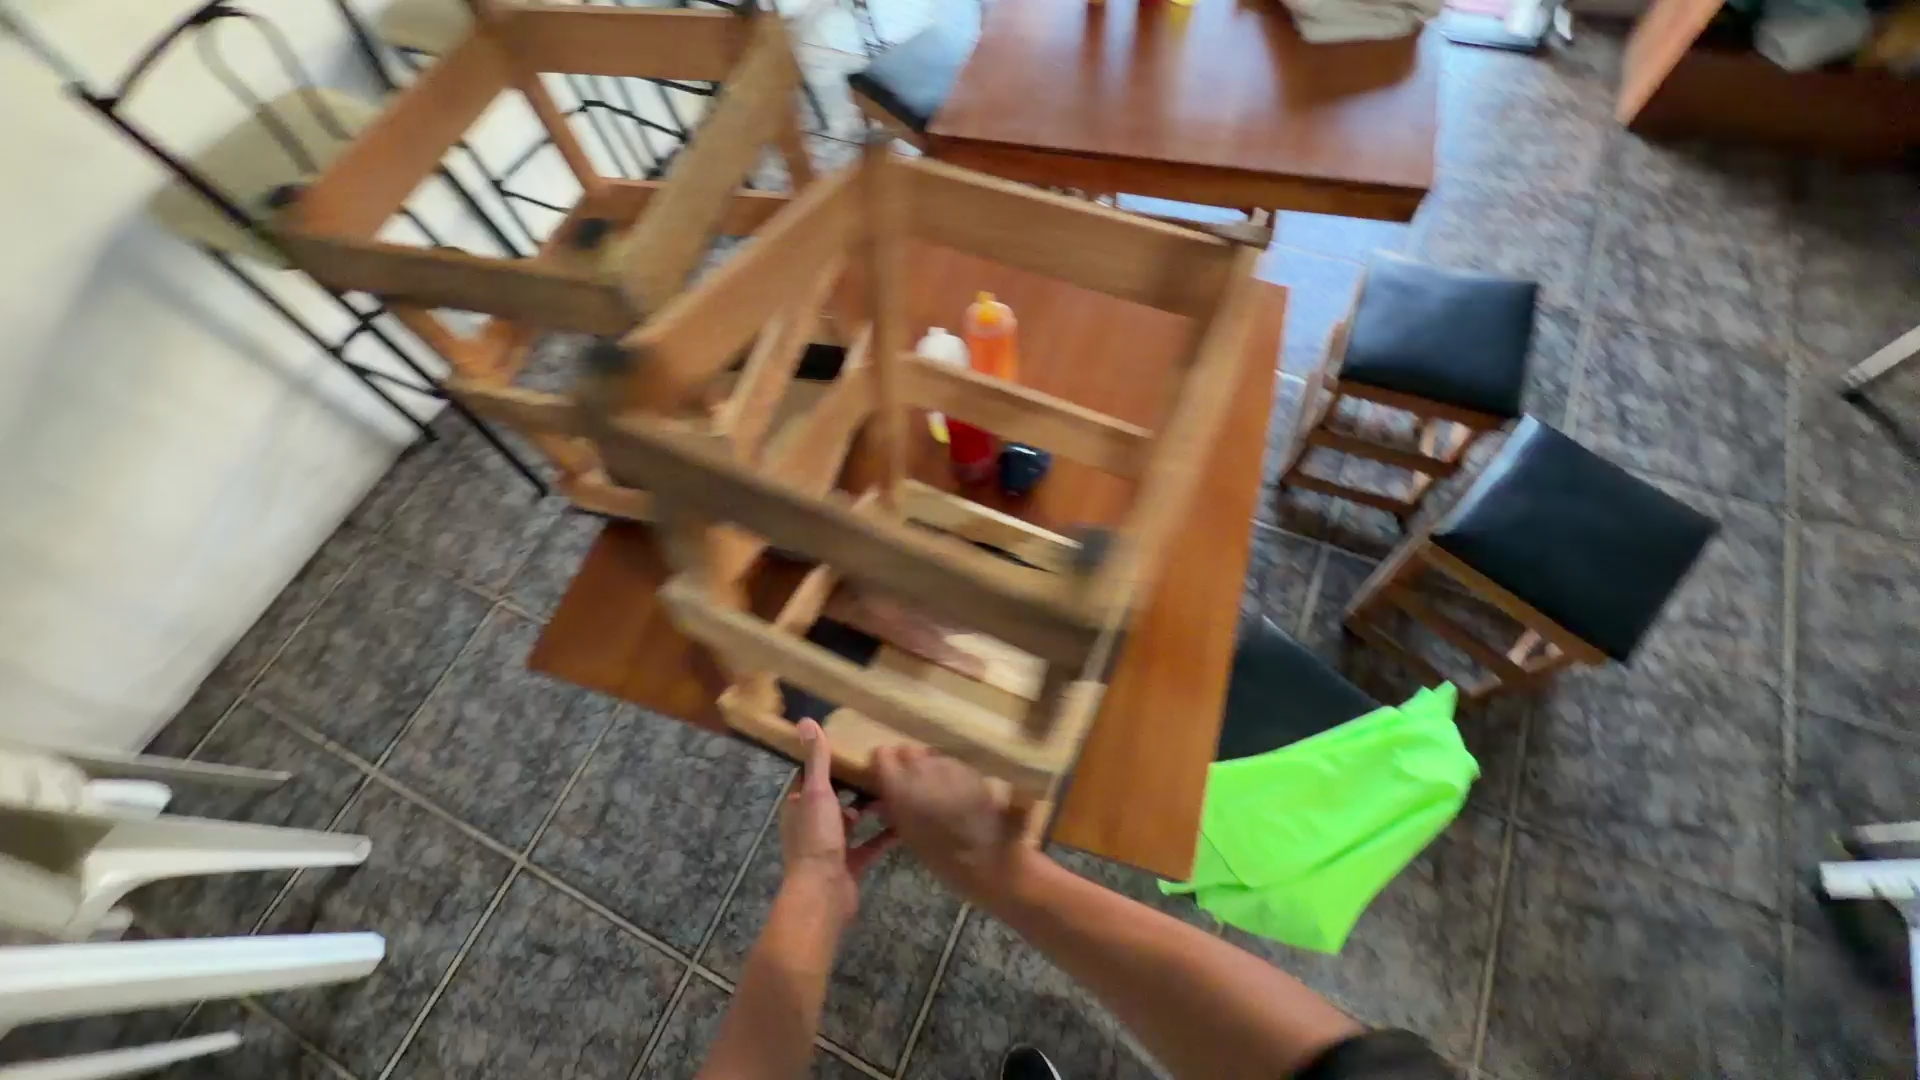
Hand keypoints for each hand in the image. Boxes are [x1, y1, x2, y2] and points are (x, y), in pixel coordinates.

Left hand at [781, 719, 892, 918]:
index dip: (830, 761)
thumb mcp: (817, 792)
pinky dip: (886, 834)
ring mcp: (832, 847)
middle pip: (835, 798)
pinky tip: (906, 821)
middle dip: (855, 784)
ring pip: (854, 821)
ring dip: (871, 807)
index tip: (853, 744)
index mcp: (799, 806)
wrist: (823, 894)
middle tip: (882, 764)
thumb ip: (817, 759)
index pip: (813, 776)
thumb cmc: (816, 838)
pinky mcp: (851, 864)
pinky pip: (871, 844)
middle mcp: (813, 824)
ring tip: (896, 787)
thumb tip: (805, 721)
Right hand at [871, 745, 1029, 904]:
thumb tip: (882, 800)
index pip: (883, 754)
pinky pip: (951, 764)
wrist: (986, 857)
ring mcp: (948, 765)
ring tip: (935, 789)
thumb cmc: (940, 855)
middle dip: (907, 763)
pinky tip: (953, 791)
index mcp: (900, 786)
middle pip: (908, 750)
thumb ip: (893, 809)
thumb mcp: (907, 834)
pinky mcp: (969, 768)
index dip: (884, 764)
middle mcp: (922, 768)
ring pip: (931, 755)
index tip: (886, 774)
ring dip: (929, 767)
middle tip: (911, 783)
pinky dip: (948, 773)